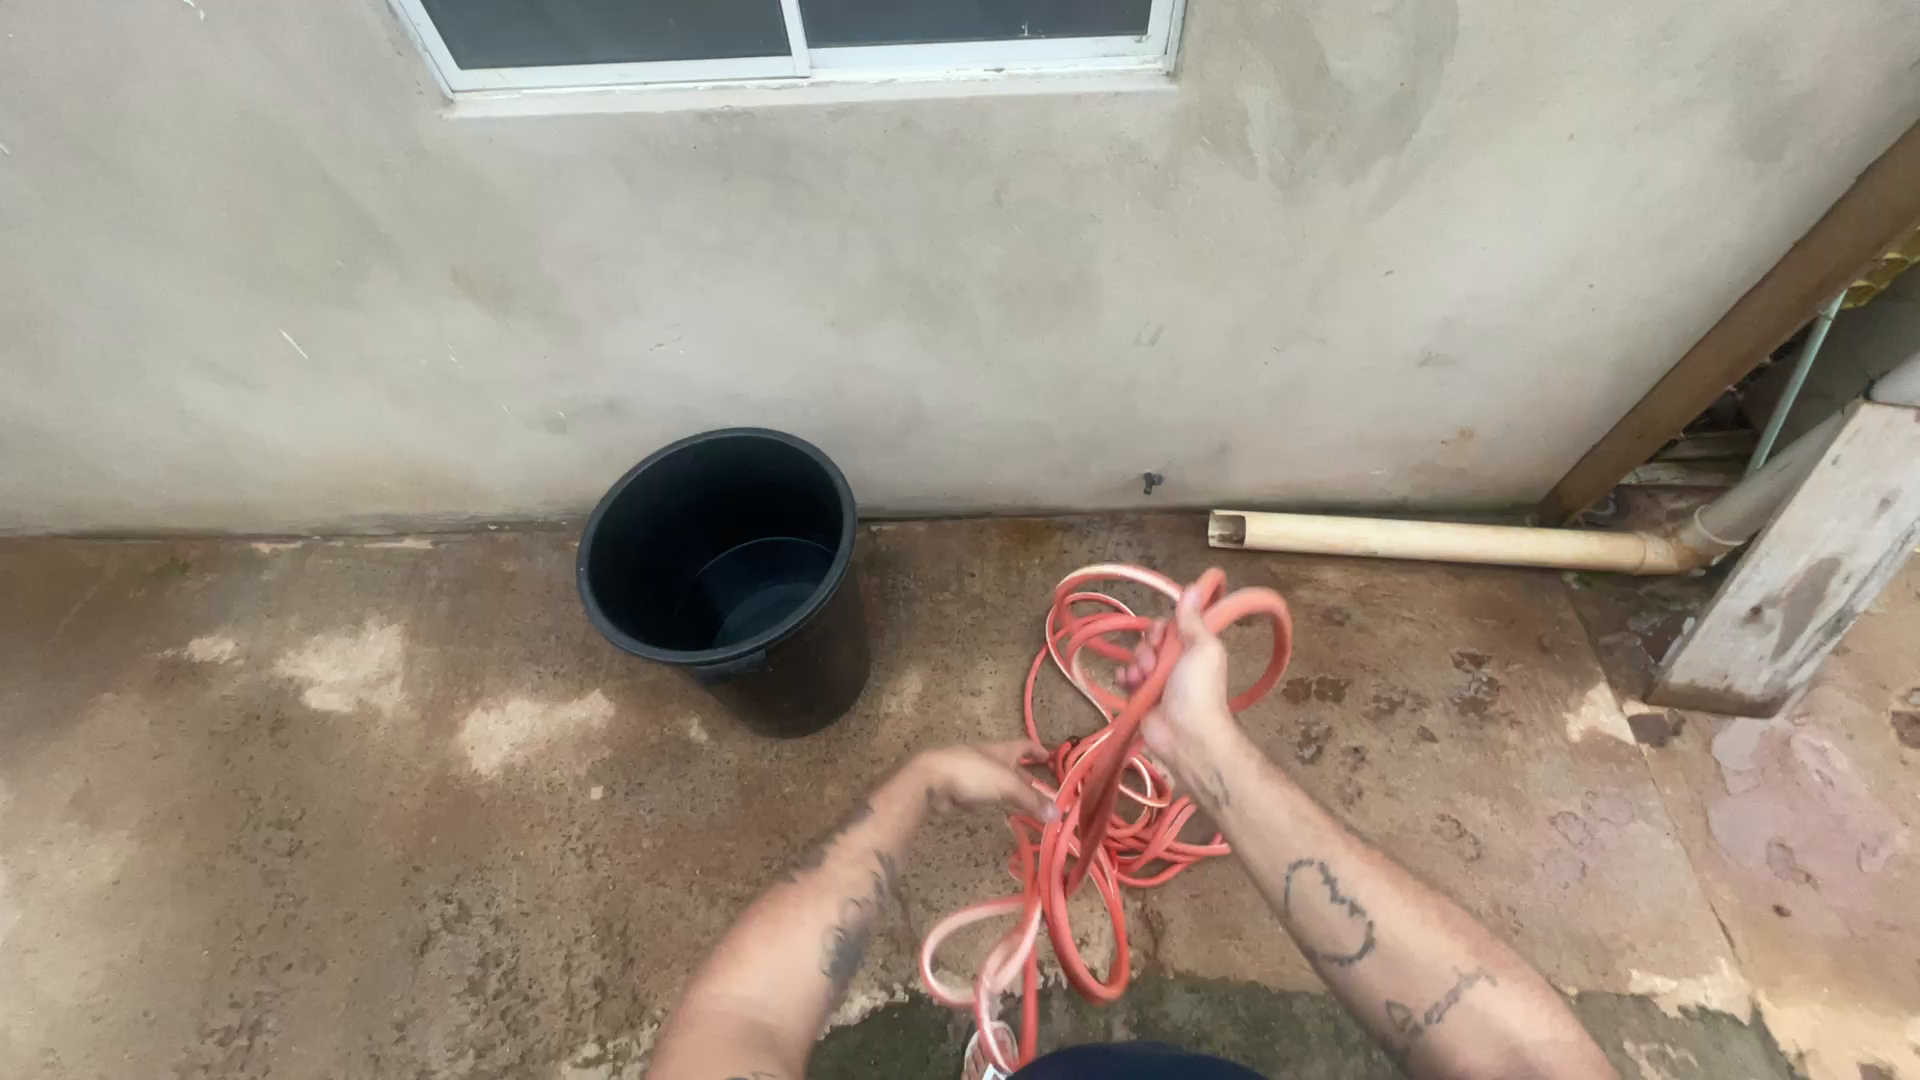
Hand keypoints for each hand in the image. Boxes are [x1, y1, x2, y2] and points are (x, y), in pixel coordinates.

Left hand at [910, 741, 1056, 821]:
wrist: (933, 779)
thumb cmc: (974, 772)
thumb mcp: (1008, 785)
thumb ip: (1032, 800)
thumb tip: (1058, 814)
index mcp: (1002, 749)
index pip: (1025, 745)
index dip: (1038, 750)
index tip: (1051, 757)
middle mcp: (989, 757)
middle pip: (1012, 766)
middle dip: (1026, 777)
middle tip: (1042, 792)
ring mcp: (973, 772)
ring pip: (997, 782)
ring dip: (1010, 791)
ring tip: (1024, 805)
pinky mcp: (960, 788)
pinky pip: (981, 794)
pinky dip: (990, 801)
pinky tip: (995, 812)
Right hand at [1121, 584, 1239, 788]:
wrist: (1186, 733)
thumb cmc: (1198, 689)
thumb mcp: (1203, 648)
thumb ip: (1193, 620)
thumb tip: (1194, 588)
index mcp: (1192, 648)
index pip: (1169, 626)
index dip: (1161, 629)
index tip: (1162, 637)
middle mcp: (1175, 662)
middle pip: (1149, 641)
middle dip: (1147, 649)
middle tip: (1153, 664)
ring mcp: (1156, 680)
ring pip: (1135, 658)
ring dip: (1135, 665)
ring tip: (1142, 679)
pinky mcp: (1140, 697)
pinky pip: (1124, 678)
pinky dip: (1124, 679)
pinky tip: (1129, 684)